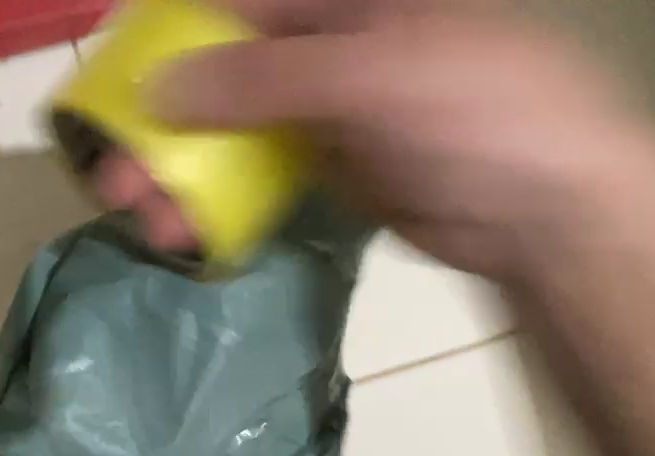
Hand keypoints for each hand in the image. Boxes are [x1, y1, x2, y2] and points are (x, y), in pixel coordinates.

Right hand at [154, 0, 654, 285]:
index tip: (109, 96)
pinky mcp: (329, 172)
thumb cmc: (475, 111)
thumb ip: (264, 79)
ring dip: (183, 181)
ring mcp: (324, 114)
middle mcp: (323, 47)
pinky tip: (189, 235)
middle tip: (117, 187)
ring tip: (148, 226)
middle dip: (162, 133)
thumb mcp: (371, 75)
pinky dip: (220, 208)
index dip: (163, 46)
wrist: (544, 205)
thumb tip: (159, 90)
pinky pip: (258, 182)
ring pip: (231, 139)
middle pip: (217, 82)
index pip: (229, 9)